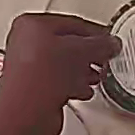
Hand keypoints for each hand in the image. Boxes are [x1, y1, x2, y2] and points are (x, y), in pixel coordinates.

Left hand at [0, 13, 118, 134]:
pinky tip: (81, 89)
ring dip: (81, 70)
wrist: (28, 111)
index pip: (71, 23)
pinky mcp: (31, 87)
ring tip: (96, 75)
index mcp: (31, 25)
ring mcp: (26, 66)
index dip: (94, 32)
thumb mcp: (81, 51)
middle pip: (66, 44)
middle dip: (88, 54)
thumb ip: (100, 45)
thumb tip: (110, 44)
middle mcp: (24, 43)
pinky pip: (56, 80)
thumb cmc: (42, 76)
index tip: (108, 40)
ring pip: (62, 64)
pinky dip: (71, 83)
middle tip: (104, 58)